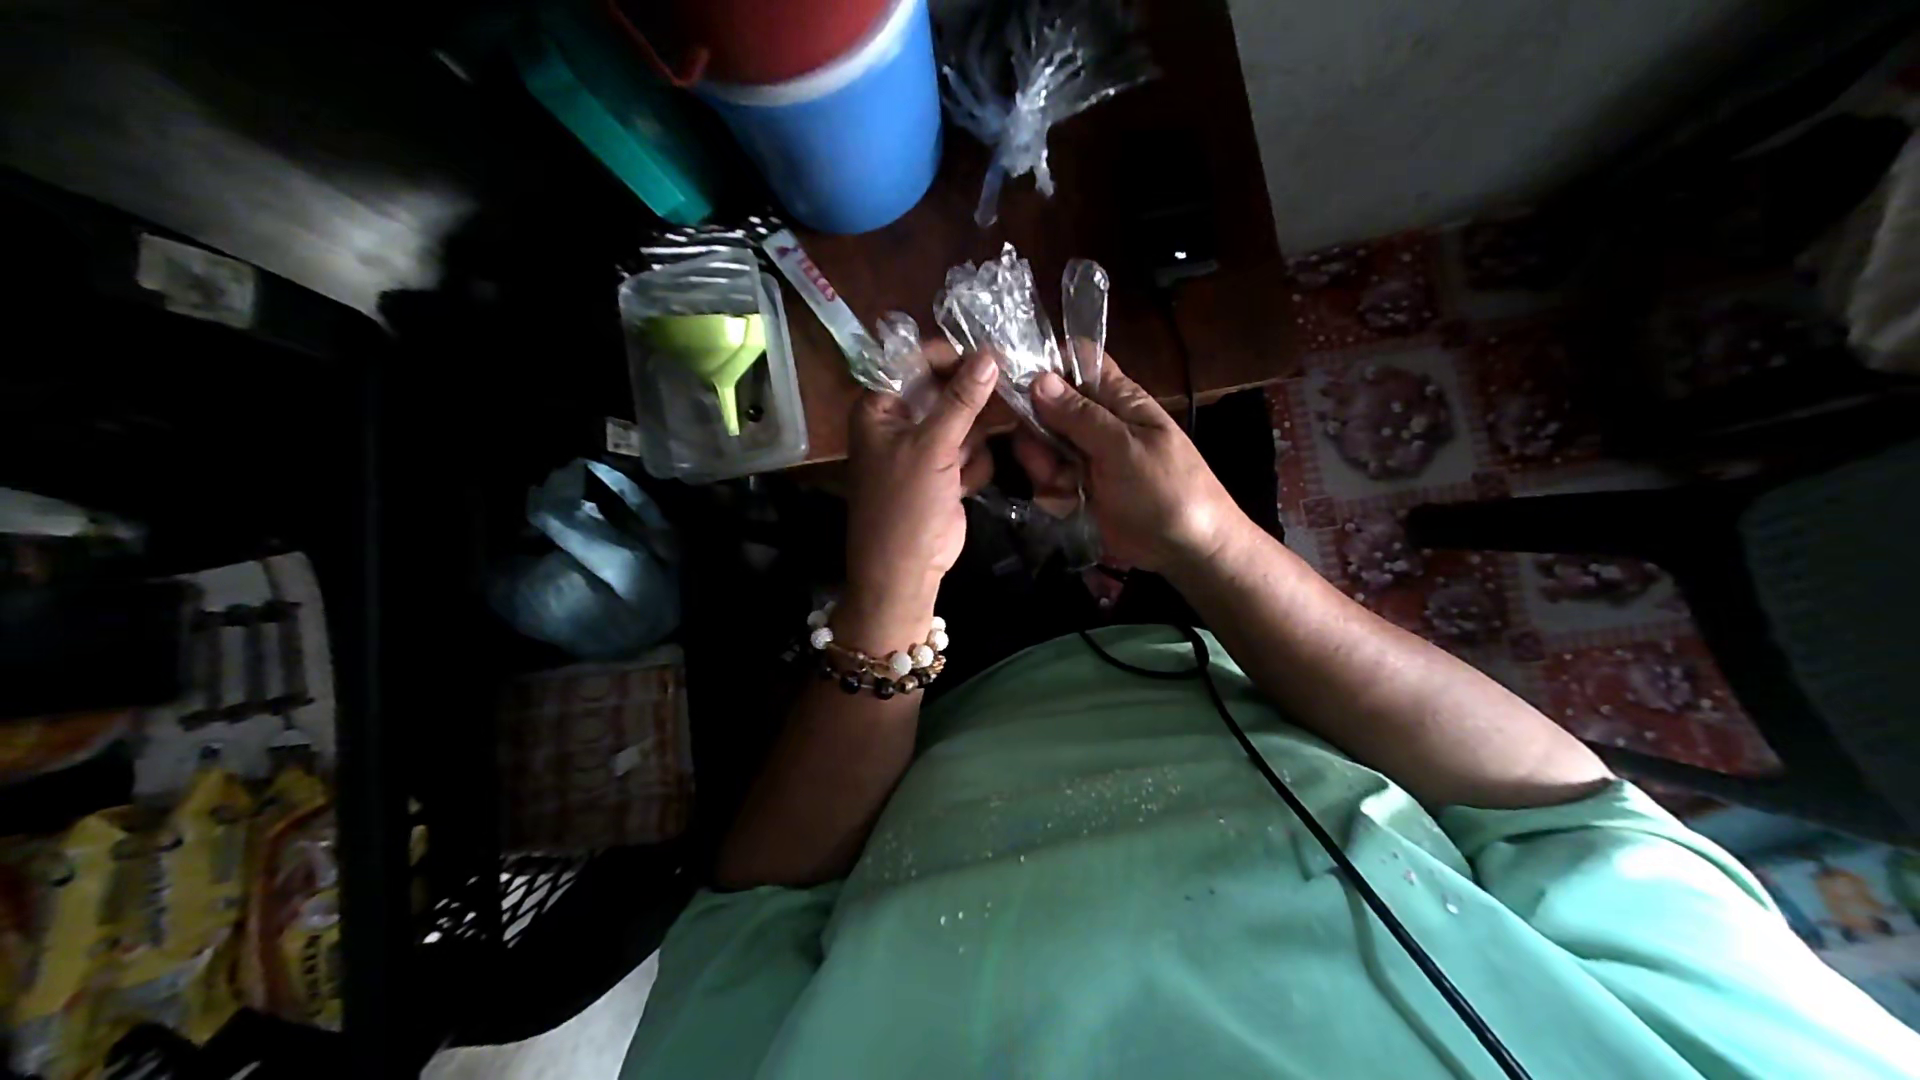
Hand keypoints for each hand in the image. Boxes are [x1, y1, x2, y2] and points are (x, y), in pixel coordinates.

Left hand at [841, 344, 997, 646]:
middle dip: (971, 402)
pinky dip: (974, 466)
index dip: (947, 356)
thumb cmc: (905, 505)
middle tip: (1004, 395)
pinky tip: (965, 486)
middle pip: (945, 390)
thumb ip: (962, 401)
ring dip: (974, 440)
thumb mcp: (932, 447)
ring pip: (965, 421)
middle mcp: (901, 422)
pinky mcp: (946, 472)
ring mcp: (925, 448)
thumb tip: (990, 356)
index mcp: (880, 408)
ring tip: (967, 462)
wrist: (906, 570)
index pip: (913, 362)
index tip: (986, 356)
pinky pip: (971, 451)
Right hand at [1012, 356, 1250, 575]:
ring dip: (1044, 468)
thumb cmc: (1166, 489)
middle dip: (1036, 433)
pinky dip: (1053, 493)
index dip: (1047, 364)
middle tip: (1047, 461)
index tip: (1021, 389)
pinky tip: (1069, 505)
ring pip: (1041, 446)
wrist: (1186, 549)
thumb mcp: (1124, 448)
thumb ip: (1080, 416)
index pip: (1077, 360)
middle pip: (1045, 407)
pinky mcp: (1078, 487)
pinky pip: (1047, 480)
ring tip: (1065, 488)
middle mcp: (1096, 422)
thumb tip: (1039, 379)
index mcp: (1117, 399)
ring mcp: (1085, 456)